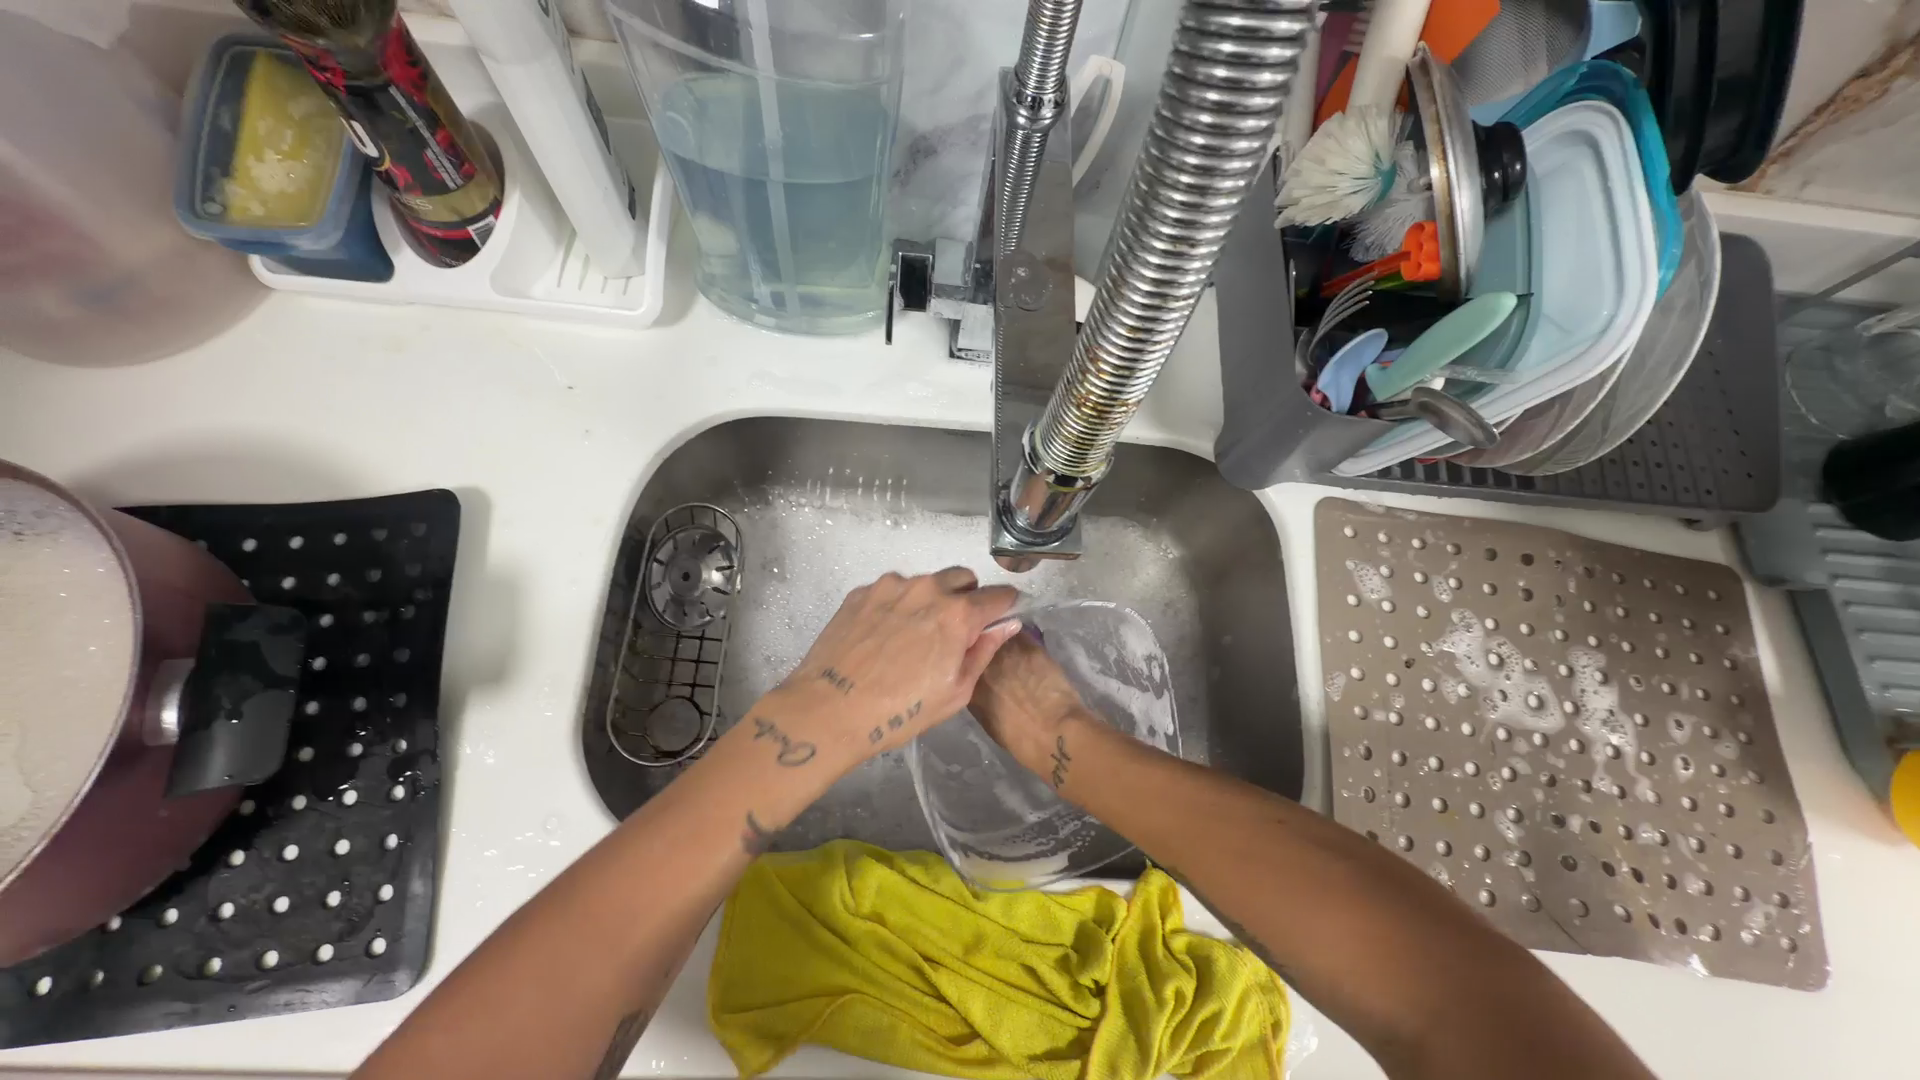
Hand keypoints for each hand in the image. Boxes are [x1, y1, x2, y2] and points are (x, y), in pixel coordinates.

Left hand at [755, 568, 1020, 770]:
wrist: (830, 709)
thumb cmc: (900, 711)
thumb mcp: (956, 691)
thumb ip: (984, 651)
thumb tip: (1008, 624)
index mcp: (958, 614)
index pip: (998, 596)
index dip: (1005, 607)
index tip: (1001, 617)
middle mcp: (927, 589)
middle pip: (962, 578)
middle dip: (967, 596)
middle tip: (954, 630)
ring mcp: (891, 586)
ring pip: (925, 582)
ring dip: (929, 600)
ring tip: (912, 636)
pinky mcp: (862, 592)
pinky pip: (892, 590)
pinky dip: (898, 605)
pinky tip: (884, 636)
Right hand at [968, 629, 1094, 782]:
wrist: (1053, 732)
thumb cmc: (1021, 738)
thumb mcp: (988, 721)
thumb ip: (981, 698)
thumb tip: (985, 687)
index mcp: (970, 686)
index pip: (967, 664)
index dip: (974, 662)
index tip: (981, 663)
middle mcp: (983, 663)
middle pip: (980, 645)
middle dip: (986, 646)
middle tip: (997, 654)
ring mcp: (1005, 651)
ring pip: (1000, 635)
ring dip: (1003, 639)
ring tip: (1012, 648)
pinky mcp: (1029, 645)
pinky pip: (1021, 635)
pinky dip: (1022, 639)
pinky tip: (1028, 648)